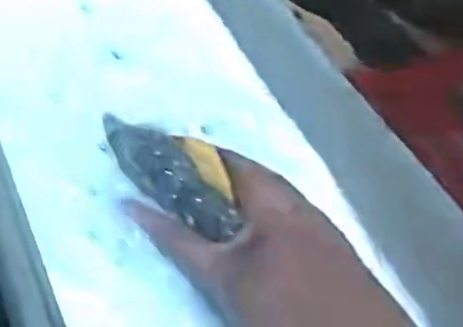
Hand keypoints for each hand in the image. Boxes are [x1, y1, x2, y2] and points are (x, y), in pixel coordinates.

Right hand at [129, 151, 411, 326]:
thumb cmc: (290, 311)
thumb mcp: (224, 278)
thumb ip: (176, 238)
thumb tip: (128, 203)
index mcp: (271, 194)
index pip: (215, 154)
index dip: (178, 151)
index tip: (147, 157)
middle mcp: (297, 200)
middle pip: (238, 173)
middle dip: (200, 177)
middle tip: (165, 186)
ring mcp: (321, 227)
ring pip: (260, 197)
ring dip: (226, 199)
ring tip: (195, 212)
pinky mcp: (334, 255)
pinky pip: (281, 219)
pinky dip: (251, 219)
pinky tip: (239, 242)